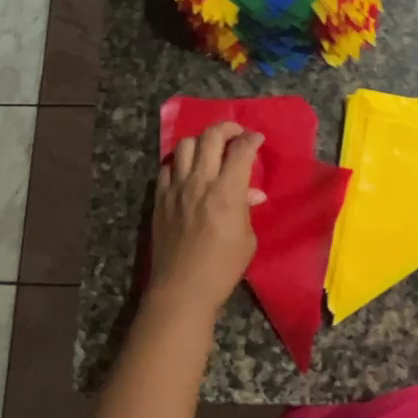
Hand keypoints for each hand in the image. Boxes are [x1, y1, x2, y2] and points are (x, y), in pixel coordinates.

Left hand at [149, 122, 266, 317]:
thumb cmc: (222, 269)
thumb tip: (251, 193)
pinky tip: (187, 171)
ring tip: (209, 149)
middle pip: (211, 136)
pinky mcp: (160, 197)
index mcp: (227, 192)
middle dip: (227, 128)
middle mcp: (200, 181)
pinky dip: (180, 162)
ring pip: (186, 144)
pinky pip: (167, 166)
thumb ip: (247, 209)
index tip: (257, 138)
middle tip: (236, 133)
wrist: (182, 290)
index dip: (252, 138)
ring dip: (201, 141)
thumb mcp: (247, 240)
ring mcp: (176, 188)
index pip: (241, 149)